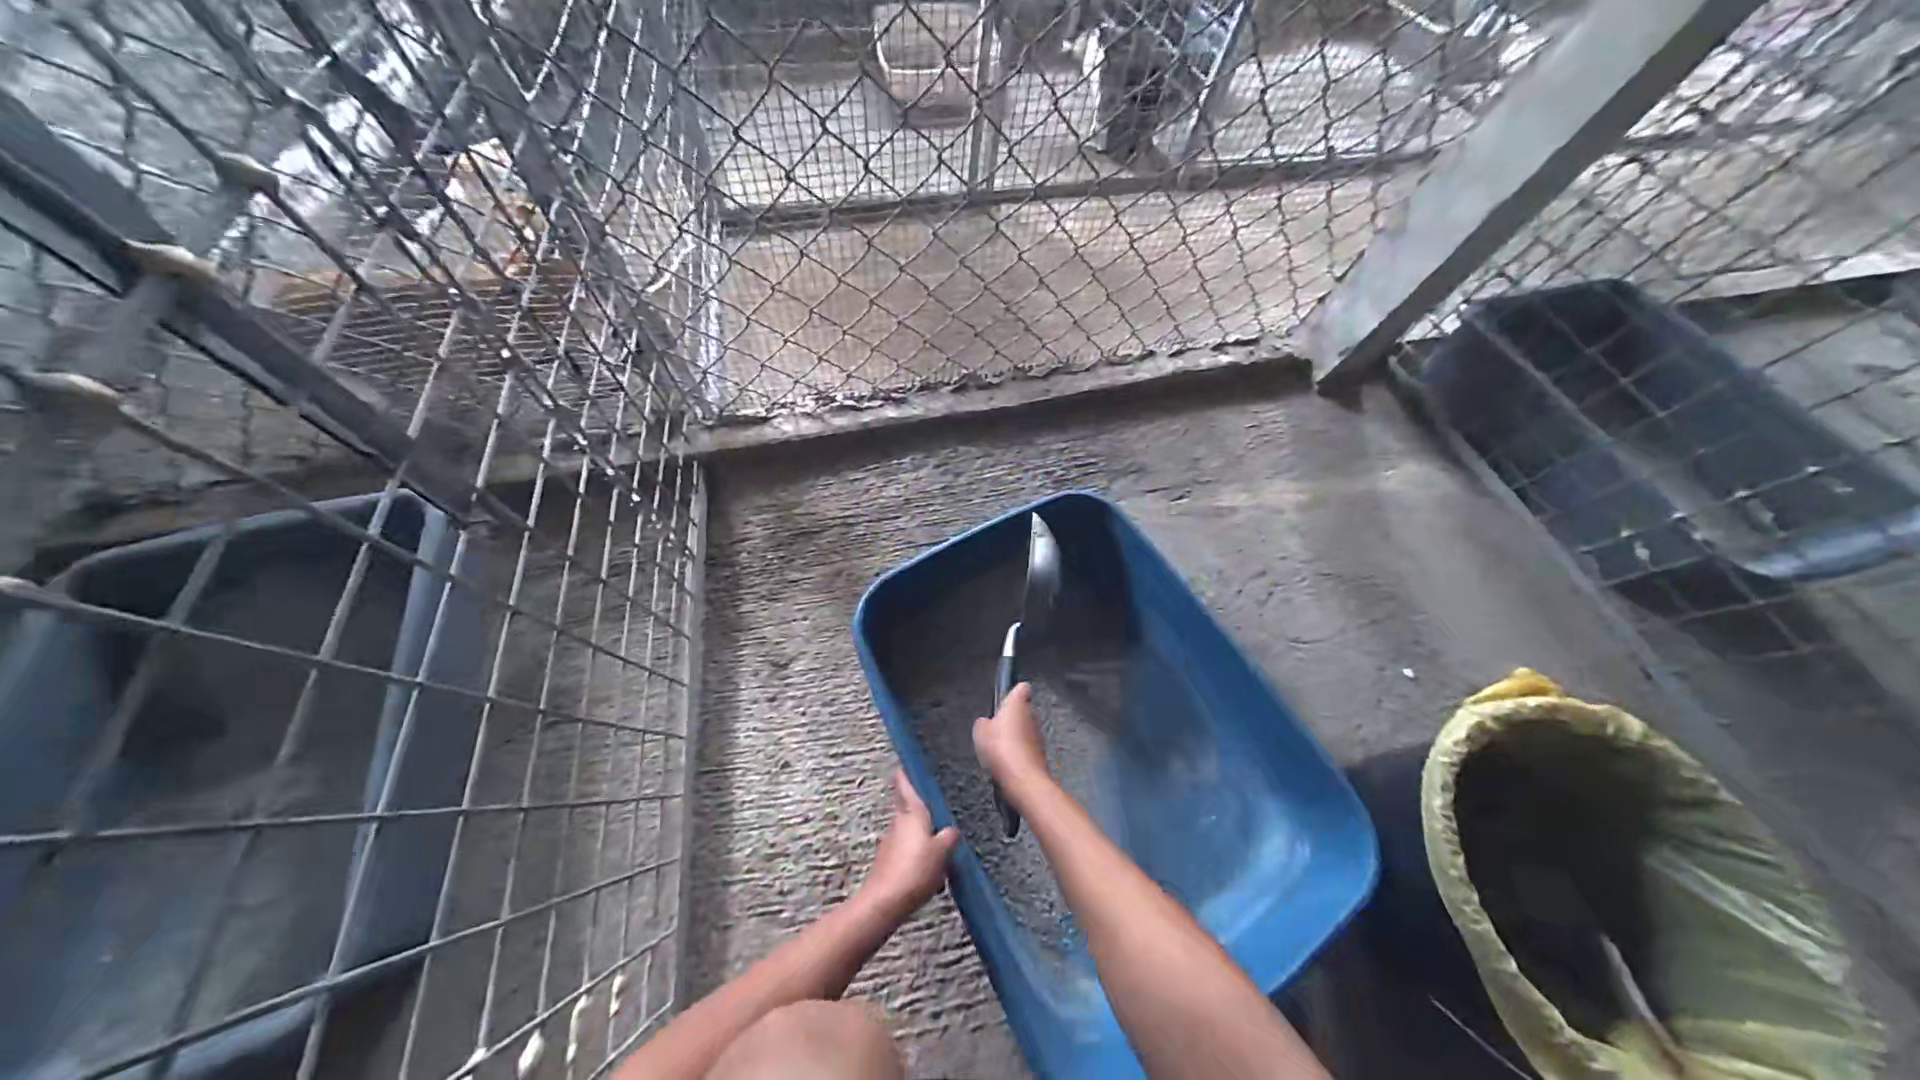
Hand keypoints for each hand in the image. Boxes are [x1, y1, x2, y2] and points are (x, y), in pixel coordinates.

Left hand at [859, 770, 959, 916]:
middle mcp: (898, 823)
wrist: (885, 902)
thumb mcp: (943, 851)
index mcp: (912, 814)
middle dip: (917, 807)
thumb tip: (951, 831)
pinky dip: (916, 854)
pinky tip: (929, 871)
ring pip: (907, 831)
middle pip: (906, 808)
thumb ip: (950, 837)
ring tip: (938, 844)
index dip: (905, 775)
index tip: (904, 765)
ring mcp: (890, 843)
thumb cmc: (915, 870)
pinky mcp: (887, 862)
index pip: (905, 786)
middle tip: (932, 807)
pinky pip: (905, 851)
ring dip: (919, 833)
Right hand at [973, 682, 1049, 790]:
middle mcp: (1032, 715)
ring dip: (1016, 735)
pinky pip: (1028, 747)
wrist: (1022, 778)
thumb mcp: (980, 731)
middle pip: (1024, 710)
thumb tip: (986, 723)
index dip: (1014, 691)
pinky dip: (1020, 752)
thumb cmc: (1001, 749)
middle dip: (1013, 717)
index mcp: (1018, 703)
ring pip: (1026, 729)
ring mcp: (1038, 735)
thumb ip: (983, 723)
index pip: (1021, 688)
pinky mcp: (1041, 753)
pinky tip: (1007, 762)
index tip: (1006, 698)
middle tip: (997, 726)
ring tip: (1000, 747)